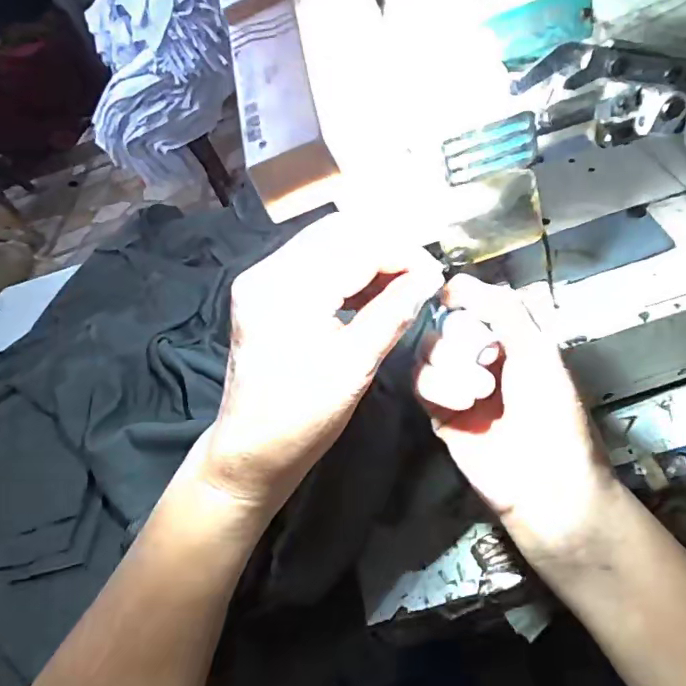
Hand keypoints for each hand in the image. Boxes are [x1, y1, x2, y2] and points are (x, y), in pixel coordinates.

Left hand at [201, 213, 443, 513]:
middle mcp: (268, 272)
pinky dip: (349, 269)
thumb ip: (393, 313)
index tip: (435, 275)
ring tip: (404, 284)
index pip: (357, 247)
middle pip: (340, 233)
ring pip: (329, 242)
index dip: (403, 255)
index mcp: (287, 290)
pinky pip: (316, 262)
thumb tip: (429, 278)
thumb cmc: (301, 419)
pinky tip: (374, 290)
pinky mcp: (266, 291)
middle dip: (388, 248)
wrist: (249, 452)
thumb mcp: (355, 367)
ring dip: (370, 256)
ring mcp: (263, 279)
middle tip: (422, 277)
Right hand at [413, 275, 614, 550]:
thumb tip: (456, 282)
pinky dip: (438, 386)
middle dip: (459, 336)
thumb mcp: (537, 348)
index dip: (460, 297)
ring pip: (428, 351)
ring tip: (481, 390)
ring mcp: (459, 383)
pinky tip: (464, 402)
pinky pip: (421, 382)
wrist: (545, 480)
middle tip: (484, 356)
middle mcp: (482, 356)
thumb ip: (501, 307)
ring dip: (450, 363)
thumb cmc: (552, 410)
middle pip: (444, 324)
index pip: (472, 301)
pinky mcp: (440, 411)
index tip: (448, 294)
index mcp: (511, 336)